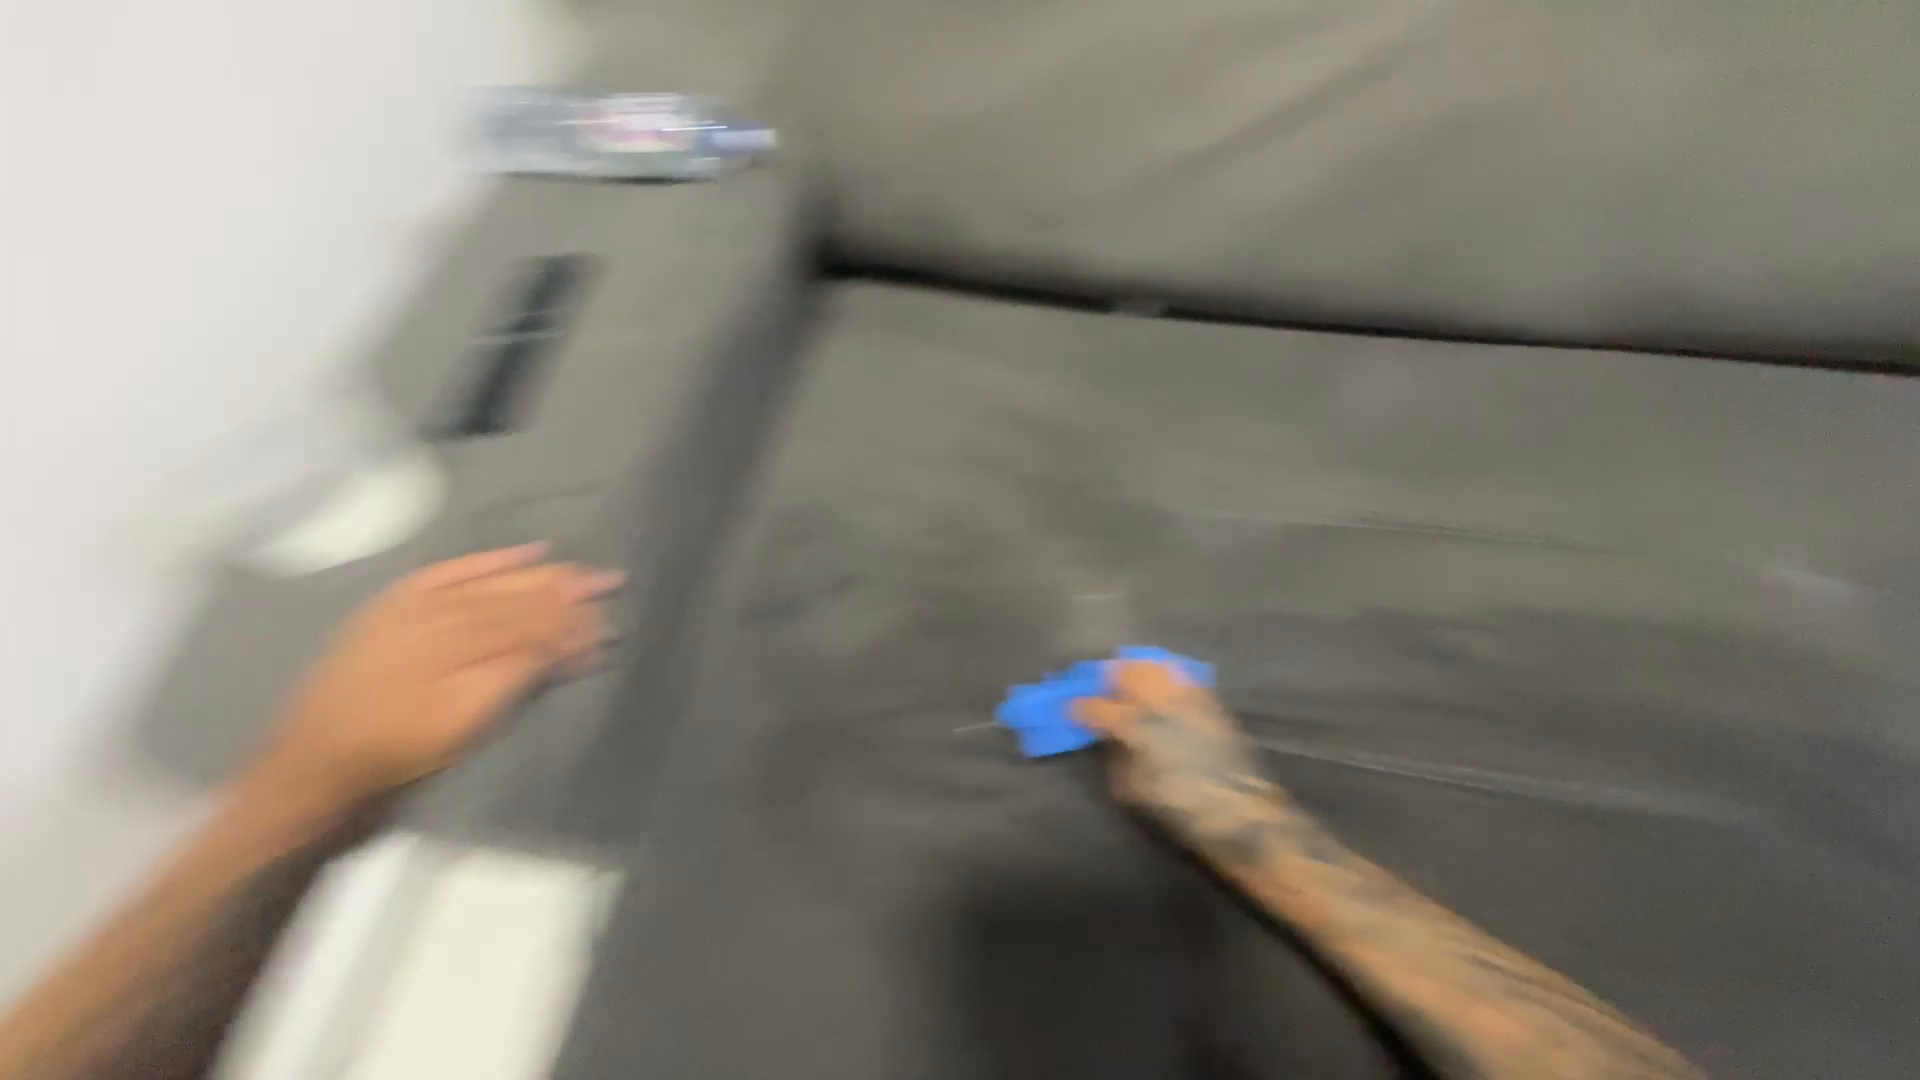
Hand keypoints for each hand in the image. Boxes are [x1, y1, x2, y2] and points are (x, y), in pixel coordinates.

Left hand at [245, 545, 622, 809]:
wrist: (311, 768)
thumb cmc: (396, 756)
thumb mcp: (464, 725)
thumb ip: (515, 676)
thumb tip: (566, 645)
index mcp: (459, 644)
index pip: (532, 623)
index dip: (573, 622)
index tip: (608, 624)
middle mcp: (440, 613)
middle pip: (517, 596)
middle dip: (567, 593)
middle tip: (610, 583)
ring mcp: (416, 605)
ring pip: (494, 582)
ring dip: (542, 577)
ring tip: (581, 571)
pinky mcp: (397, 605)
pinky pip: (453, 570)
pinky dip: (492, 560)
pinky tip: (527, 552)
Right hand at [1072, 661, 1285, 847]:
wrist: (1239, 812)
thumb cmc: (1179, 807)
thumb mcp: (1132, 790)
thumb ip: (1115, 757)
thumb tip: (1109, 739)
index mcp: (1135, 727)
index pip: (1096, 707)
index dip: (1079, 707)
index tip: (1071, 710)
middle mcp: (1160, 702)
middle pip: (1127, 671)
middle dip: (1110, 678)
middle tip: (1103, 689)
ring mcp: (1188, 697)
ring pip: (1156, 666)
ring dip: (1139, 671)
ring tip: (1132, 682)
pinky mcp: (1210, 700)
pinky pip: (1184, 676)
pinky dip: (1169, 676)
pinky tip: (1164, 688)